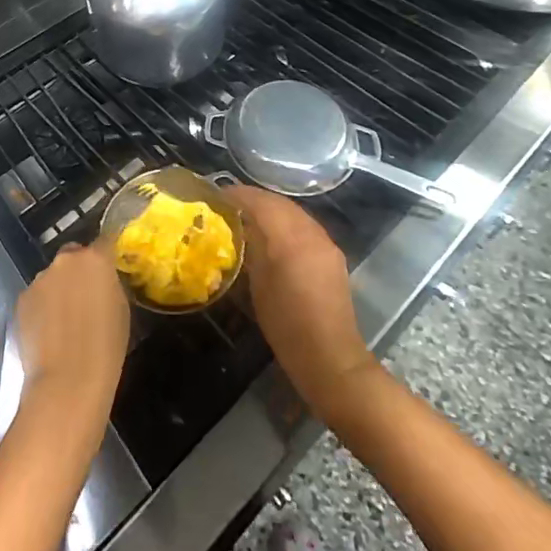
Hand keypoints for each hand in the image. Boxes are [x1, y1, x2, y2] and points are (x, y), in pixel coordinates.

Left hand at [15, 240, 129, 410]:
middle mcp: (65, 261)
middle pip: (75, 256)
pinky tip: (49, 330)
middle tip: (87, 295)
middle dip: (80, 270)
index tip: (111, 265)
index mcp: (96, 259)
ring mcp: (39, 279)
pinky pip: (38, 295)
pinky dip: (44, 305)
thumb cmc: (106, 346)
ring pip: (53, 276)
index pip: (105, 241)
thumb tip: (103, 280)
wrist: (66, 381)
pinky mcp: (21, 299)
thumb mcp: (121, 307)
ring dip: (60, 288)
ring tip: (65, 318)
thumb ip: (110, 283)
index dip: (107, 254)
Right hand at [226, 186, 378, 419]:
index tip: (218, 195)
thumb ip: (252, 251)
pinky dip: (287, 223)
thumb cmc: (285, 326)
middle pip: (280, 203)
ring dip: (272, 209)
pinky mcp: (333, 254)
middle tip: (230, 204)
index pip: (261, 202)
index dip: (239, 195)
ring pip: (295, 212)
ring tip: (248, 217)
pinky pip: (306, 226)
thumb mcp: (258, 287)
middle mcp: (310, 232)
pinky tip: (274, 236)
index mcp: (289, 239)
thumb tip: (242, 229)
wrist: (329, 355)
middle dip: (255, 199)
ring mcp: (325, 242)